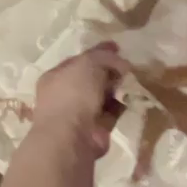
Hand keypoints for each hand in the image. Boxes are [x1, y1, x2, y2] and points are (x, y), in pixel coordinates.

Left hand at [30, 43, 128, 158]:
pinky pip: (111, 112)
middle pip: (91, 77)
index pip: (79, 60)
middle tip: (126, 67)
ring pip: (102, 95)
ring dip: (116, 88)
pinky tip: (130, 98)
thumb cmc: (73, 94)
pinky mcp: (95, 129)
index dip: (98, 53)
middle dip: (109, 71)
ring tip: (130, 81)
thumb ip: (104, 56)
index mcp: (56, 77)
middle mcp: (65, 95)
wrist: (71, 137)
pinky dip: (120, 105)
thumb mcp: (88, 63)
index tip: (117, 48)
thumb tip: (122, 63)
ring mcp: (79, 113)